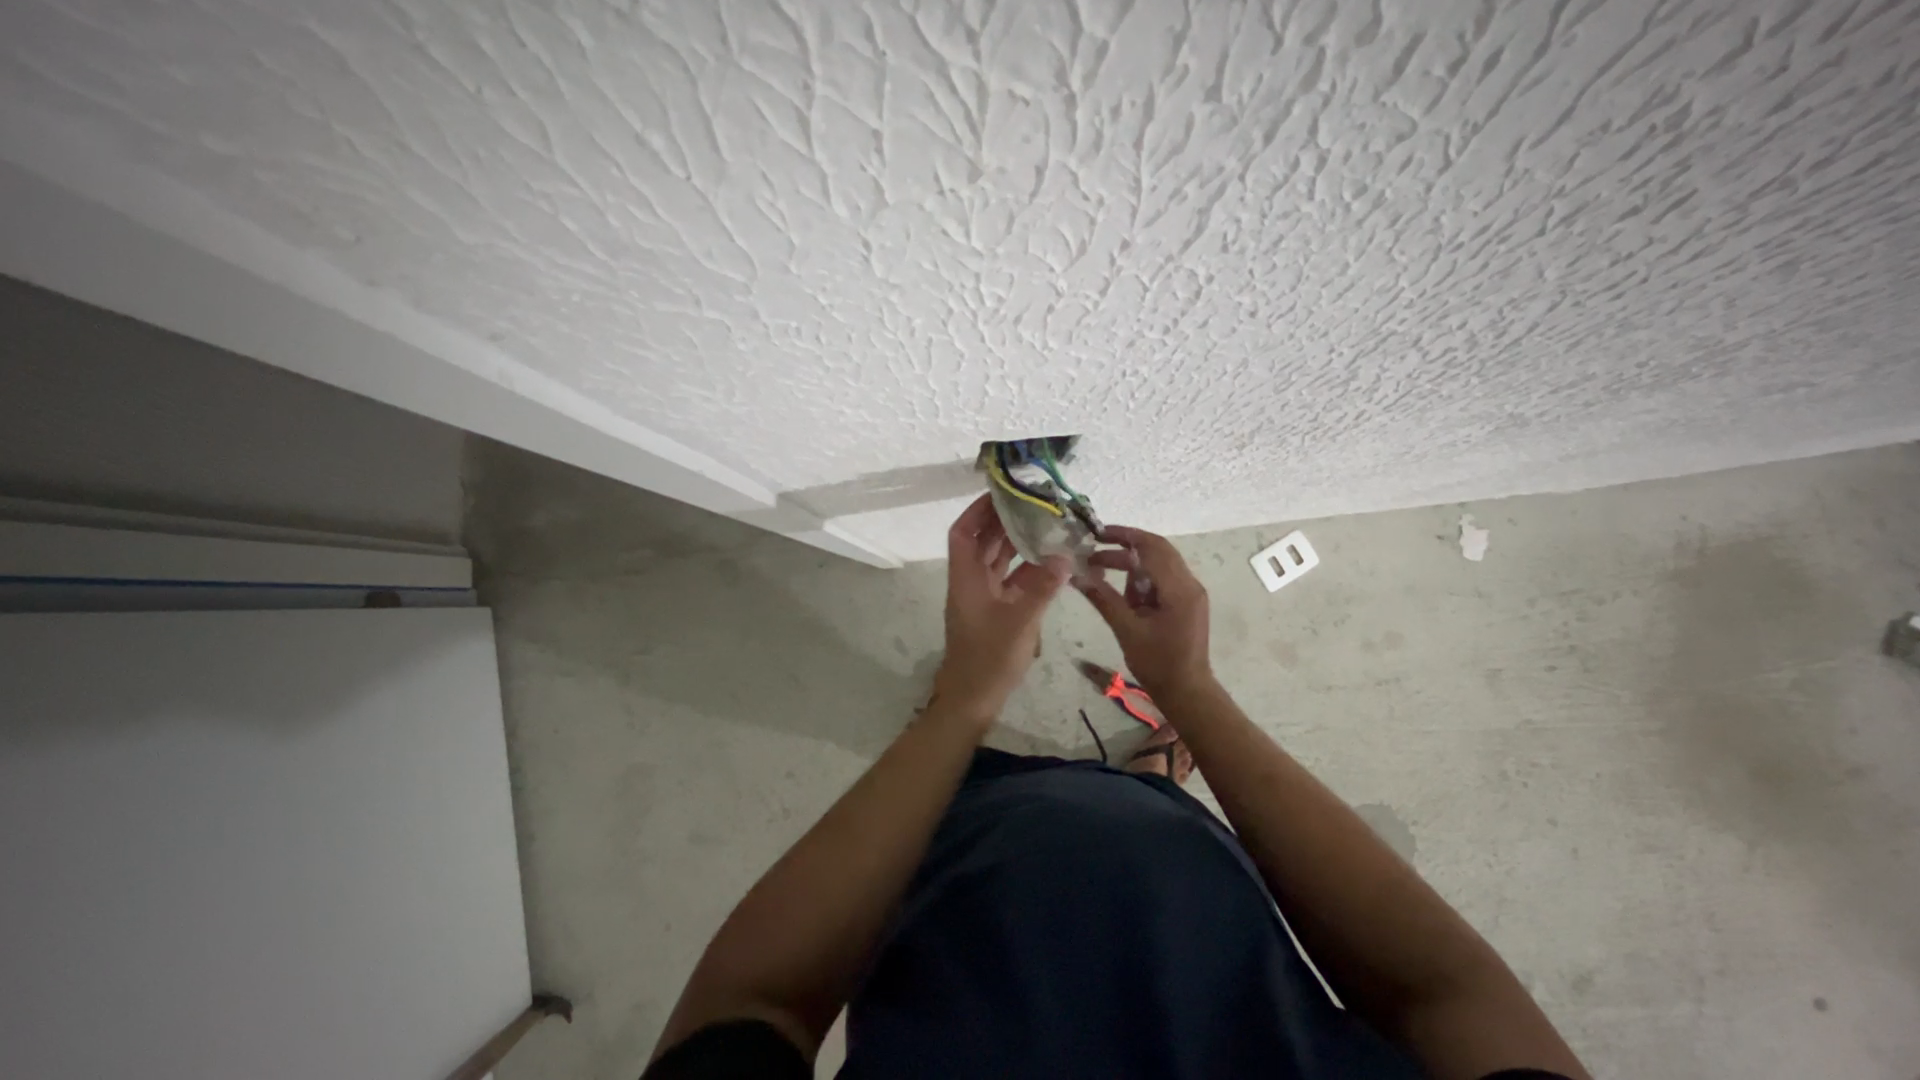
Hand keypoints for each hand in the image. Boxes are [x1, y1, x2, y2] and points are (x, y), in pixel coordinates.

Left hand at [930, 495, 1071, 723]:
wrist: (973, 700)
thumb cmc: (988, 659)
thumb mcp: (1019, 622)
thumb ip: (1041, 588)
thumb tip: (1064, 556)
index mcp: (965, 579)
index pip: (963, 534)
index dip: (977, 511)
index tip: (1000, 493)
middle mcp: (972, 583)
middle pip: (982, 543)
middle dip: (1003, 521)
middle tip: (1033, 502)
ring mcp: (985, 599)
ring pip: (999, 561)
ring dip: (1017, 543)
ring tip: (1045, 523)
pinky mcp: (998, 613)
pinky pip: (1012, 581)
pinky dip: (1028, 569)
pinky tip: (1052, 559)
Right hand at [1076, 526, 1213, 697]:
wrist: (1187, 691)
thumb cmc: (1158, 664)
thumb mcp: (1127, 630)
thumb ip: (1103, 598)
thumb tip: (1077, 576)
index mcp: (1179, 589)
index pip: (1152, 547)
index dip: (1124, 536)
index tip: (1097, 534)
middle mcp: (1189, 584)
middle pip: (1157, 550)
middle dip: (1125, 546)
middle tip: (1094, 549)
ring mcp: (1190, 593)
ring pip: (1159, 564)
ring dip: (1131, 564)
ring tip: (1100, 572)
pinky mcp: (1186, 602)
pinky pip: (1162, 579)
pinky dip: (1141, 579)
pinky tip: (1121, 591)